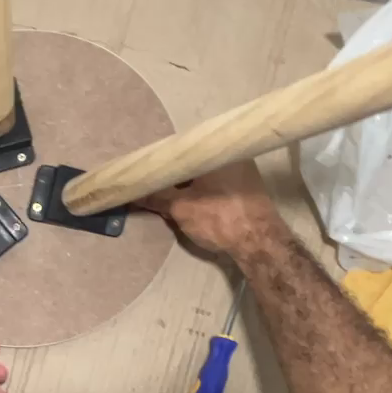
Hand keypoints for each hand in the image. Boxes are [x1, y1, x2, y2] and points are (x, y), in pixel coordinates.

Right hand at [137, 159, 281, 257]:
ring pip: (206, 173)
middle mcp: (233, 154)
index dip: (162, 160)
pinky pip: (218, 183)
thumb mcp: (180, 208)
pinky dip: (204, 190)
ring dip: (189, 184)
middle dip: (175, 175)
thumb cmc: (218, 219)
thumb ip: (156, 197)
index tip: (147, 171)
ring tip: (171, 196)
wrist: (258, 243)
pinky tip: (194, 202)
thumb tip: (133, 192)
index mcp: (217, 149)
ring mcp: (244, 170)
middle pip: (194, 162)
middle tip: (156, 186)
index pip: (181, 149)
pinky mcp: (249, 187)